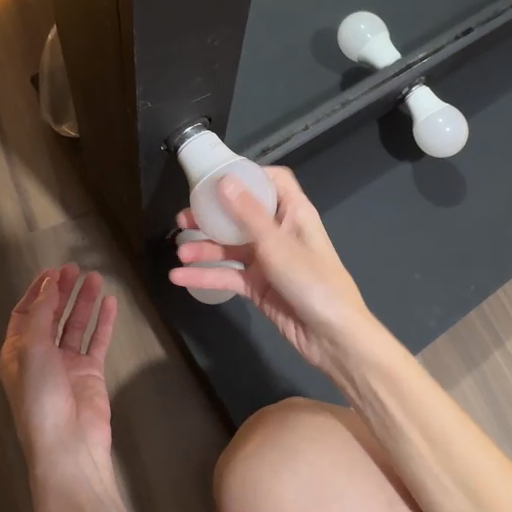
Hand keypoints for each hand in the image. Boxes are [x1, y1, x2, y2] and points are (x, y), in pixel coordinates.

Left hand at [0, 264, 118, 465]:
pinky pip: (97, 340)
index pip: (24, 314)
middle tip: (75, 268)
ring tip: (96, 277)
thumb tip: (48, 284)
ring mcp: (67, 365)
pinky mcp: (90, 372)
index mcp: (17, 354)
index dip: (37, 292)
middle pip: (51, 316)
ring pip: (76, 325)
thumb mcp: (32, 350)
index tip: (53, 271)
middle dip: (61, 291)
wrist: (68, 443)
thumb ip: (41, 314)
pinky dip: (103, 321)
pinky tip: (111, 302)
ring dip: (84, 301)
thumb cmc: (41, 397)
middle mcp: (40, 357)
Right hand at [169, 167, 383, 380]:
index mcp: (293, 213)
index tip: (217, 177)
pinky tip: (180, 277)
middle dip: (214, 216)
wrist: (332, 336)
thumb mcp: (277, 244)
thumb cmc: (312, 280)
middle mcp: (280, 232)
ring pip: (232, 247)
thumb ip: (247, 213)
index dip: (248, 176)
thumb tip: (224, 180)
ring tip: (179, 251)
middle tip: (184, 217)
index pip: (273, 182)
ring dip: (206, 248)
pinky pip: (229, 275)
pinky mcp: (259, 287)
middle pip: (243, 215)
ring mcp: (269, 261)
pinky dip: (206, 275)